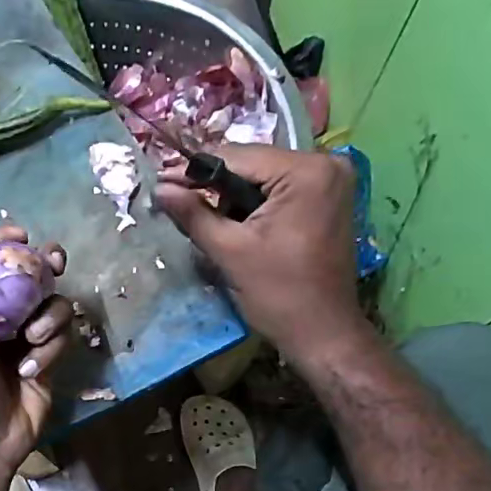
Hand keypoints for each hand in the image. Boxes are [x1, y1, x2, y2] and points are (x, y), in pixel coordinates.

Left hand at [0, 225, 71, 477]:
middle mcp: (2, 317)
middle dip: (46, 267)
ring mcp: (27, 338)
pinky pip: (63, 338)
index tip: (21, 236)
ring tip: (32, 340)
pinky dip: (51, 350)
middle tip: (55, 263)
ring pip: (54, 305)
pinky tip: (32, 372)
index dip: (7, 244)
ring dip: (49, 318)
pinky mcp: (49, 360)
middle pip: (32, 277)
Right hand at [158, 144, 369, 359]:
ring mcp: (332, 181)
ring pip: (264, 176)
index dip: (194, 170)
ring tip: (210, 223)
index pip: (237, 156)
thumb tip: (159, 188)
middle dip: (215, 185)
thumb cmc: (278, 294)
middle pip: (252, 163)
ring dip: (233, 197)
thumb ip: (193, 214)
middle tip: (179, 204)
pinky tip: (238, 227)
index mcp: (306, 171)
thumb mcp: (230, 251)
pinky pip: (280, 189)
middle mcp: (326, 164)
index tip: (161, 184)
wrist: (323, 334)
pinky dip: (255, 204)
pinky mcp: (328, 199)